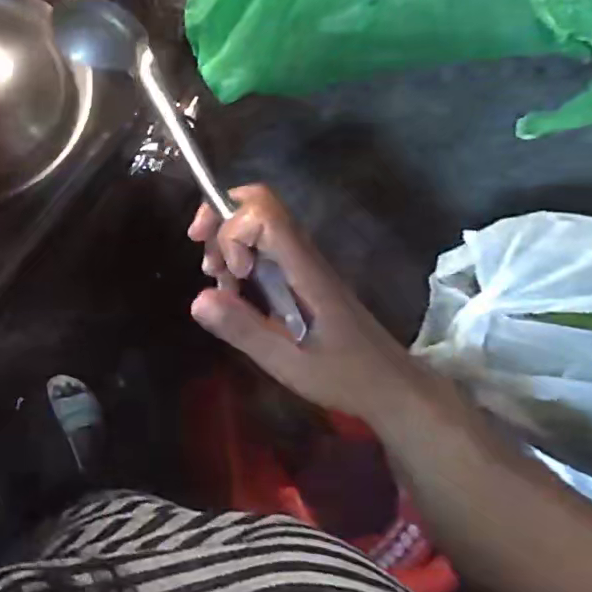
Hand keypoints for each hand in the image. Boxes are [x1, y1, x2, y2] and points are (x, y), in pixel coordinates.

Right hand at [187, 185, 435, 426]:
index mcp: (304, 268)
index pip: (264, 213)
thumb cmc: (345, 376)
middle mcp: (302, 254)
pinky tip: (233, 293)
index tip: (231, 273)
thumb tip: (197, 299)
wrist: (393, 387)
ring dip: (224, 242)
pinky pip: (260, 244)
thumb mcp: (289, 364)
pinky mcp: (298, 273)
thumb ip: (244, 330)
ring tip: (220, 285)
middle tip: (209, 267)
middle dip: (219, 223)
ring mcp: (300, 261)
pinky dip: (236, 257)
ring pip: (255, 221)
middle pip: (256, 204)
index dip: (233, 231)